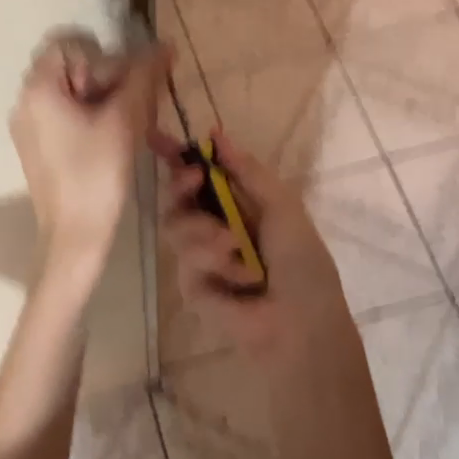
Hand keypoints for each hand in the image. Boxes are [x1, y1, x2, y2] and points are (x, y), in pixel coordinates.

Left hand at [10, 30, 164, 271]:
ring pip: (74, 95)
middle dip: (108, 81)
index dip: (101, 59)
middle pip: (72, 69)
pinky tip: (118, 142)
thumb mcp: (124, 122)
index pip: (69, 44)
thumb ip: (144, 78)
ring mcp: (30, 128)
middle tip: (133, 109)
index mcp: (38, 90)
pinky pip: (68, 118)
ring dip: (107, 102)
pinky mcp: (40, 149)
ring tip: (132, 127)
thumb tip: (165, 46)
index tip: (119, 90)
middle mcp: (26, 103)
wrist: (74, 236)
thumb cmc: (96, 175)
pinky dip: (94, 121)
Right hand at [154, 129, 363, 377]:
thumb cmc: (303, 264)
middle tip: (193, 180)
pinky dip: (214, 264)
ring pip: (174, 227)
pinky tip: (239, 280)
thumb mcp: (282, 207)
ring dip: (203, 231)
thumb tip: (216, 135)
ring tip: (234, 247)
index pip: (198, 177)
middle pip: (175, 199)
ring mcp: (199, 260)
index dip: (176, 157)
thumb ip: (248, 171)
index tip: (156, 138)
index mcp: (237, 207)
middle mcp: (213, 229)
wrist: (302, 323)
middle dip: (179, 185)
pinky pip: (186, 263)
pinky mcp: (191, 288)